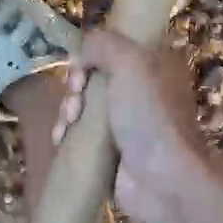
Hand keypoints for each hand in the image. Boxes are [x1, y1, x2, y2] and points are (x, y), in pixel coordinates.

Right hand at [53, 30, 211, 222]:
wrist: (162, 178)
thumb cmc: (149, 112)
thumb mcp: (130, 61)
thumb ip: (104, 43)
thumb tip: (84, 48)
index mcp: (154, 61)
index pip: (117, 43)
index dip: (94, 50)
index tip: (81, 64)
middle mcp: (143, 87)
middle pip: (97, 73)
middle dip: (77, 83)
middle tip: (75, 97)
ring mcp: (128, 119)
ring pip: (87, 102)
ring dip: (69, 108)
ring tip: (68, 122)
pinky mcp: (113, 148)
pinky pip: (84, 132)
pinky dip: (69, 132)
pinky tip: (61, 138)